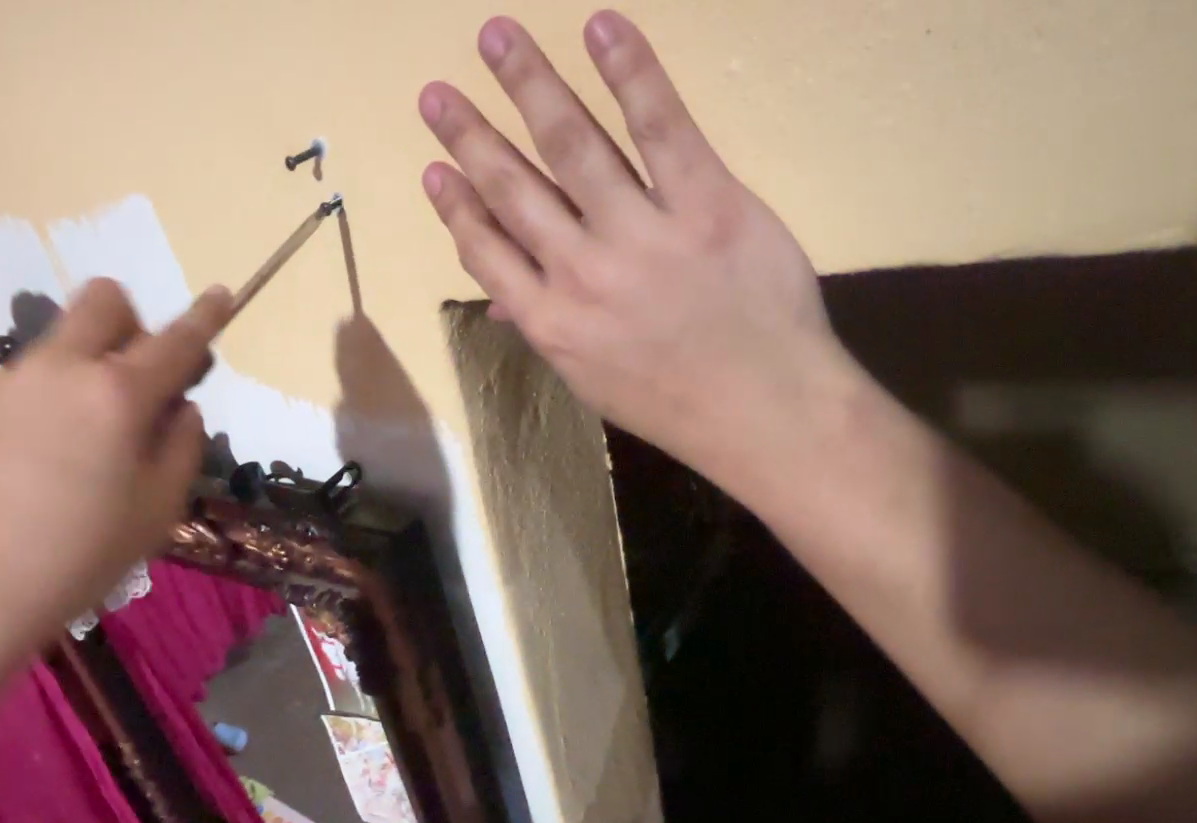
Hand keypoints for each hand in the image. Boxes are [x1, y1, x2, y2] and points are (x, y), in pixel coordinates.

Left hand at [0, 278, 226, 658]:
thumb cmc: (76, 559)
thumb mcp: (156, 514)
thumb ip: (182, 450)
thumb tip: (180, 410)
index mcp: (117, 394)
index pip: (175, 341)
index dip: (205, 317)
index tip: (221, 294)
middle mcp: (58, 370)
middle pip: (103, 303)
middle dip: (132, 322)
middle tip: (138, 381)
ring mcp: (3, 384)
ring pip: (57, 348)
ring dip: (83, 373)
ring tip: (77, 452)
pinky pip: (20, 386)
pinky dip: (43, 407)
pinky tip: (29, 470)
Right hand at [420, 11, 858, 484]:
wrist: (762, 410)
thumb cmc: (673, 401)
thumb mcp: (592, 381)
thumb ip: (548, 331)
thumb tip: (506, 303)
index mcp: (549, 322)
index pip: (486, 252)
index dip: (456, 207)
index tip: (434, 169)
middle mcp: (580, 272)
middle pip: (513, 190)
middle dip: (469, 137)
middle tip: (434, 92)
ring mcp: (640, 235)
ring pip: (572, 146)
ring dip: (528, 85)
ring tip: (496, 36)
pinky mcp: (705, 203)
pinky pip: (660, 128)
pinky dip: (629, 73)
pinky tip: (600, 28)